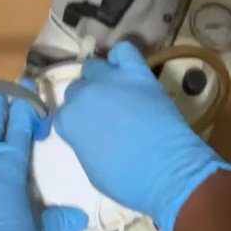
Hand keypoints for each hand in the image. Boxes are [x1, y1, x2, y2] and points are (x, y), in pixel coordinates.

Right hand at [53, 41, 230, 230]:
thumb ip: (83, 142)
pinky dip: (122, 59)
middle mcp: (85, 94)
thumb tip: (87, 132)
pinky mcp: (136, 71)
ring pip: (94, 66)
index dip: (74, 124)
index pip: (62, 115)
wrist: (168, 170)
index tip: (86, 132)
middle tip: (102, 115)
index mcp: (70, 120)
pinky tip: (127, 72)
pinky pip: (123, 50)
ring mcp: (111, 79)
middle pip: (76, 88)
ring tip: (113, 92)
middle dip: (85, 100)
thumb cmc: (127, 180)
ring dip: (99, 79)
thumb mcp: (92, 169)